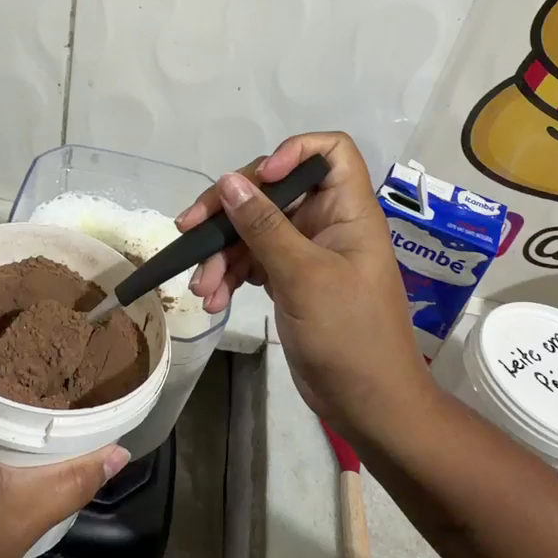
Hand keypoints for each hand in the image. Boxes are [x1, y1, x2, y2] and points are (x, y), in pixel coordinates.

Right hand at [179, 132, 427, 431]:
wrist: (368, 405)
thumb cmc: (350, 335)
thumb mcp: (303, 277)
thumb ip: (264, 227)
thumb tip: (228, 181)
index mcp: (348, 211)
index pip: (330, 152)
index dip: (294, 152)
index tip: (260, 180)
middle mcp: (327, 223)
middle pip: (273, 190)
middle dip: (230, 210)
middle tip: (190, 229)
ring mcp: (306, 252)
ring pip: (254, 228)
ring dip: (221, 253)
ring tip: (201, 287)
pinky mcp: (290, 279)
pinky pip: (252, 260)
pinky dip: (229, 275)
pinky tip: (213, 300)